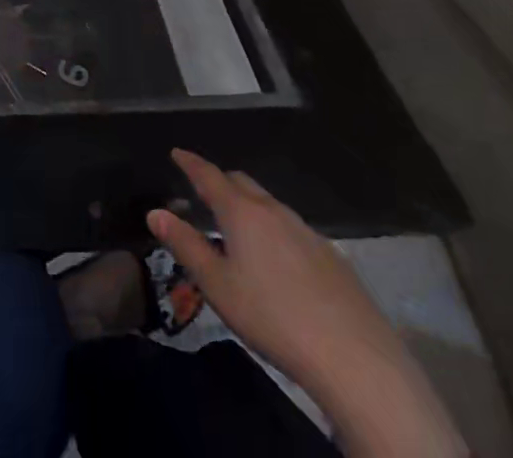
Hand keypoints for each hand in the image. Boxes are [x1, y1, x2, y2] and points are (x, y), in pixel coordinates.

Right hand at [148, 149, 465, 457]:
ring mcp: (309, 234)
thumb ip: (185, 245)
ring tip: (233, 226)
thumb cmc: (272, 317)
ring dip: (247, 205)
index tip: (177, 152)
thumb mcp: (216, 284)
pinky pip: (291, 228)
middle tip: (201, 190)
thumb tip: (156, 213)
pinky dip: (271, 228)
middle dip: (220, 180)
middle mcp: (276, 213)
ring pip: (270, 205)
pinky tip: (272, 259)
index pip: (210, 176)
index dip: (191, 163)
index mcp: (243, 214)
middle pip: (243, 183)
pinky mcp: (333, 258)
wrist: (356, 360)